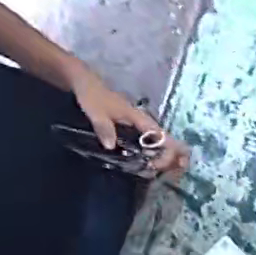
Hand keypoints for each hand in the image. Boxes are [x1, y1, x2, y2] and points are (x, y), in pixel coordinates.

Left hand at [67, 66, 189, 174]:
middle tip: (155, 171)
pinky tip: (145, 163)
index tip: (153, 165)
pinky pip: (152, 145)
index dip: (166, 155)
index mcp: (142, 120)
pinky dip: (153, 156)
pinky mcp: (137, 129)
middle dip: (169, 160)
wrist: (85, 82)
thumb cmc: (92, 95)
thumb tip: (111, 147)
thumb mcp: (96, 112)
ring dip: (162, 160)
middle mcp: (147, 124)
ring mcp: (143, 127)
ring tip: (151, 171)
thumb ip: (104, 128)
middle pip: (170, 145)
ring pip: (163, 146)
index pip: (165, 140)